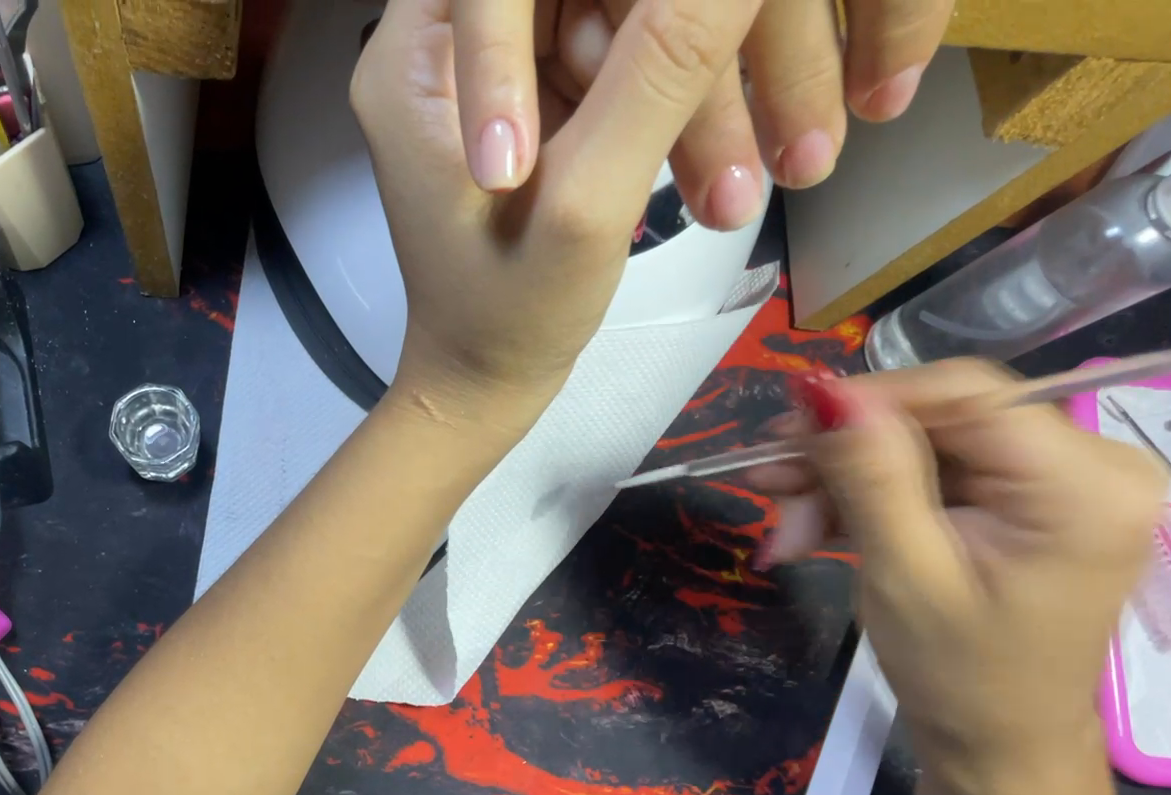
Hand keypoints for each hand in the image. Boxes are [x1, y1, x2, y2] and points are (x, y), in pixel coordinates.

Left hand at [353, 0, 762, 422]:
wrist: (487, 382)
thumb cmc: (507, 316)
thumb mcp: (584, 201)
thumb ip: (662, 68)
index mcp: (416, 54)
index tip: (712, 25)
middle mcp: (444, 43)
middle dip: (683, 45)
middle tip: (754, 124)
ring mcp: (495, 69)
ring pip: (620, 18)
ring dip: (698, 95)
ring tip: (746, 188)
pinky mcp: (538, 101)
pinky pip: (624, 65)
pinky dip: (678, 118)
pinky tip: (720, 182)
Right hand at [748, 361, 1166, 777]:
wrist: (993, 740)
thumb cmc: (957, 671)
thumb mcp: (901, 571)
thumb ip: (870, 474)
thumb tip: (822, 391)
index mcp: (1081, 482)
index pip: (966, 394)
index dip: (868, 399)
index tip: (783, 427)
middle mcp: (1082, 465)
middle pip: (934, 420)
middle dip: (841, 454)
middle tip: (763, 486)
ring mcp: (1047, 482)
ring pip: (915, 446)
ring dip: (837, 482)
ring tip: (782, 528)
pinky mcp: (1014, 501)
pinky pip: (922, 475)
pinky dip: (860, 498)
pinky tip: (810, 529)